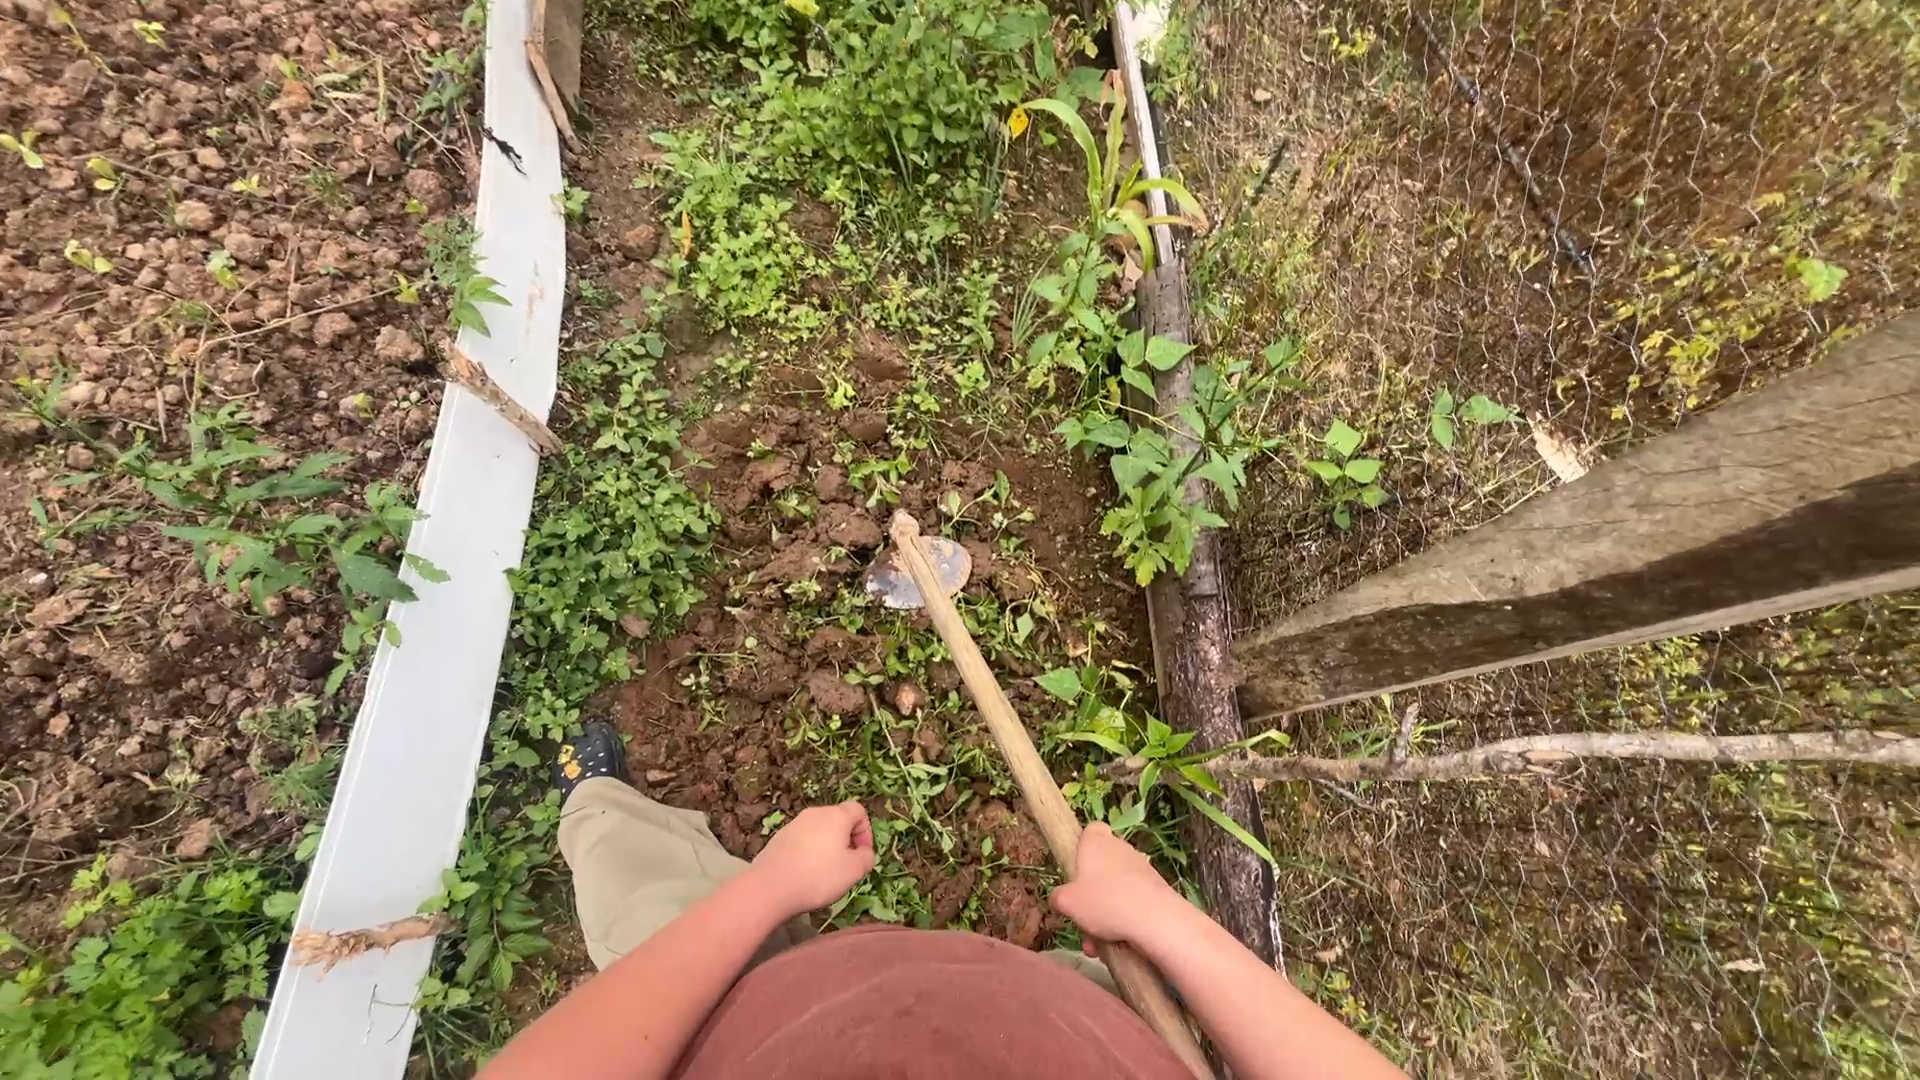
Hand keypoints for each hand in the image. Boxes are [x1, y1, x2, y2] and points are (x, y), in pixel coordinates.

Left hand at [745, 801, 874, 918]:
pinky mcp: (778, 839)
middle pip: (838, 820)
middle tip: (846, 866)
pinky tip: (804, 875)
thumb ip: (866, 858)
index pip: (858, 810)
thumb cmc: (818, 876)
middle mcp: (814, 814)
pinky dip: (808, 854)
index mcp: (836, 815)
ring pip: (819, 832)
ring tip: (824, 874)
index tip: (862, 854)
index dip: (866, 831)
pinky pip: (802, 842)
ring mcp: (794, 825)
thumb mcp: (854, 871)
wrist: (770, 887)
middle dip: (846, 841)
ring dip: (827, 848)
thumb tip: (864, 853)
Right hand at [1049, 823, 1184, 943]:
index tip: (1077, 868)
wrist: (1155, 919)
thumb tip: (1059, 898)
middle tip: (1084, 916)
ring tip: (1098, 944)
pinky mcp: (1155, 887)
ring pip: (1116, 888)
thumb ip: (1058, 897)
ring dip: (1106, 912)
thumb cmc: (1104, 902)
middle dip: (1091, 891)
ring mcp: (1140, 866)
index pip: (1090, 830)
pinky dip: (1124, 919)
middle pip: (1101, 864)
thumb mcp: (1067, 902)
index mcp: (1096, 841)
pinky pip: (1132, 901)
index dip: (1082, 846)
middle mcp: (1119, 847)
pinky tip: (1116, 945)